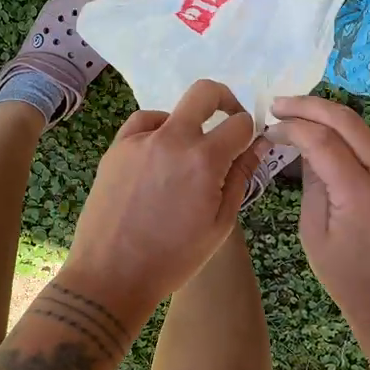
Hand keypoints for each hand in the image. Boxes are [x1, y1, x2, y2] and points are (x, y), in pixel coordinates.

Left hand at [61, 80, 262, 327]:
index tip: (246, 145)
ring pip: (173, 110)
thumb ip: (241, 177)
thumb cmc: (174, 259)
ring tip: (183, 161)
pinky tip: (159, 155)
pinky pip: (143, 123)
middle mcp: (173, 140)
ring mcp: (140, 141)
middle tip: (228, 120)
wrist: (111, 277)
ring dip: (187, 126)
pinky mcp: (116, 148)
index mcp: (204, 161)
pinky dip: (156, 131)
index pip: (240, 123)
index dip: (249, 133)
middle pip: (206, 92)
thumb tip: (258, 144)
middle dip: (225, 100)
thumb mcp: (220, 224)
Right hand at [270, 95, 369, 331]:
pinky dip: (340, 130)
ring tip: (292, 112)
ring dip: (326, 114)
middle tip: (277, 104)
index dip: (293, 127)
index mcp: (361, 192)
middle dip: (310, 107)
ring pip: (359, 126)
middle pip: (347, 121)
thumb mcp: (313, 231)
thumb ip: (311, 181)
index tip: (268, 127)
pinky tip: (317, 129)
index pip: (324, 141)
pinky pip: (365, 141)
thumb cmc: (345, 276)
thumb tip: (302, 144)